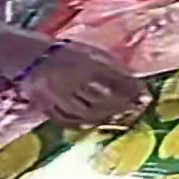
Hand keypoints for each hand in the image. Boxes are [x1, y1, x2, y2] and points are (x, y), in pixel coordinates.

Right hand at [17, 41, 146, 125]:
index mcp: (87, 67)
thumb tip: (137, 85)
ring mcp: (54, 96)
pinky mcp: (42, 105)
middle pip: (100, 99)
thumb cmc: (72, 54)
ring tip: (120, 116)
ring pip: (82, 112)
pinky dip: (81, 123)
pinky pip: (62, 119)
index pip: (116, 82)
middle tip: (136, 108)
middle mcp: (71, 82)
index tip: (146, 96)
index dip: (133, 91)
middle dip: (122, 106)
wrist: (32, 57)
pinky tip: (94, 122)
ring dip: (105, 116)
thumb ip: (115, 69)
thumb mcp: (97, 55)